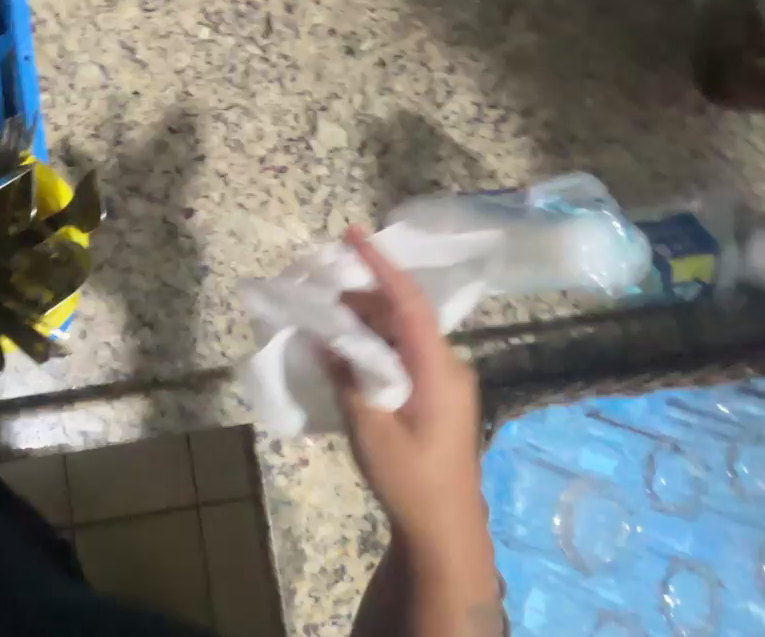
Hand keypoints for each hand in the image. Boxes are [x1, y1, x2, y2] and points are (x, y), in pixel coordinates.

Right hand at [328, 227, 491, 569]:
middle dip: (359, 296)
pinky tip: (343, 351)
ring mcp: (443, 380)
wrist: (444, 529)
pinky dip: (371, 342)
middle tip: (316, 293)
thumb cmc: (409, 476)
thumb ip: (347, 375)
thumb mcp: (368, 426)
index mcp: (438, 369)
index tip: (352, 235)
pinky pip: (401, 351)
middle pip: (401, 313)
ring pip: (399, 332)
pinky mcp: (434, 394)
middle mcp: (447, 365)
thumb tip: (323, 336)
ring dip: (362, 321)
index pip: (409, 302)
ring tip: (322, 322)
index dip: (381, 266)